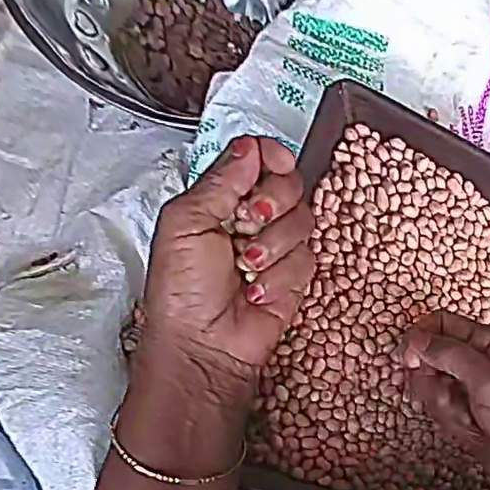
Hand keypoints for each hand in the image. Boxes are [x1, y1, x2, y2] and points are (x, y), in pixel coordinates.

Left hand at [139, 136, 316, 405]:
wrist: (205, 342)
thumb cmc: (183, 290)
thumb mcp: (186, 221)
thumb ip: (221, 180)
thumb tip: (251, 147)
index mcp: (221, 198)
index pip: (259, 159)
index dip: (270, 156)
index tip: (271, 161)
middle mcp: (252, 220)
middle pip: (289, 185)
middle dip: (271, 202)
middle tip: (246, 221)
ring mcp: (277, 248)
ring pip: (302, 222)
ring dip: (271, 246)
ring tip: (245, 267)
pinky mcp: (296, 277)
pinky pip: (307, 259)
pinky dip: (280, 277)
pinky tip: (257, 291)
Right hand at [397, 311, 489, 476]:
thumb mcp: (487, 379)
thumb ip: (450, 355)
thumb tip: (416, 338)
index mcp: (488, 340)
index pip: (441, 324)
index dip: (421, 339)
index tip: (411, 359)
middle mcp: (474, 356)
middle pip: (428, 353)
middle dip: (432, 379)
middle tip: (447, 396)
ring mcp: (463, 380)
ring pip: (427, 380)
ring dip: (439, 401)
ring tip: (463, 414)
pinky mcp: (455, 402)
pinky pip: (433, 401)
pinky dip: (444, 414)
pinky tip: (464, 423)